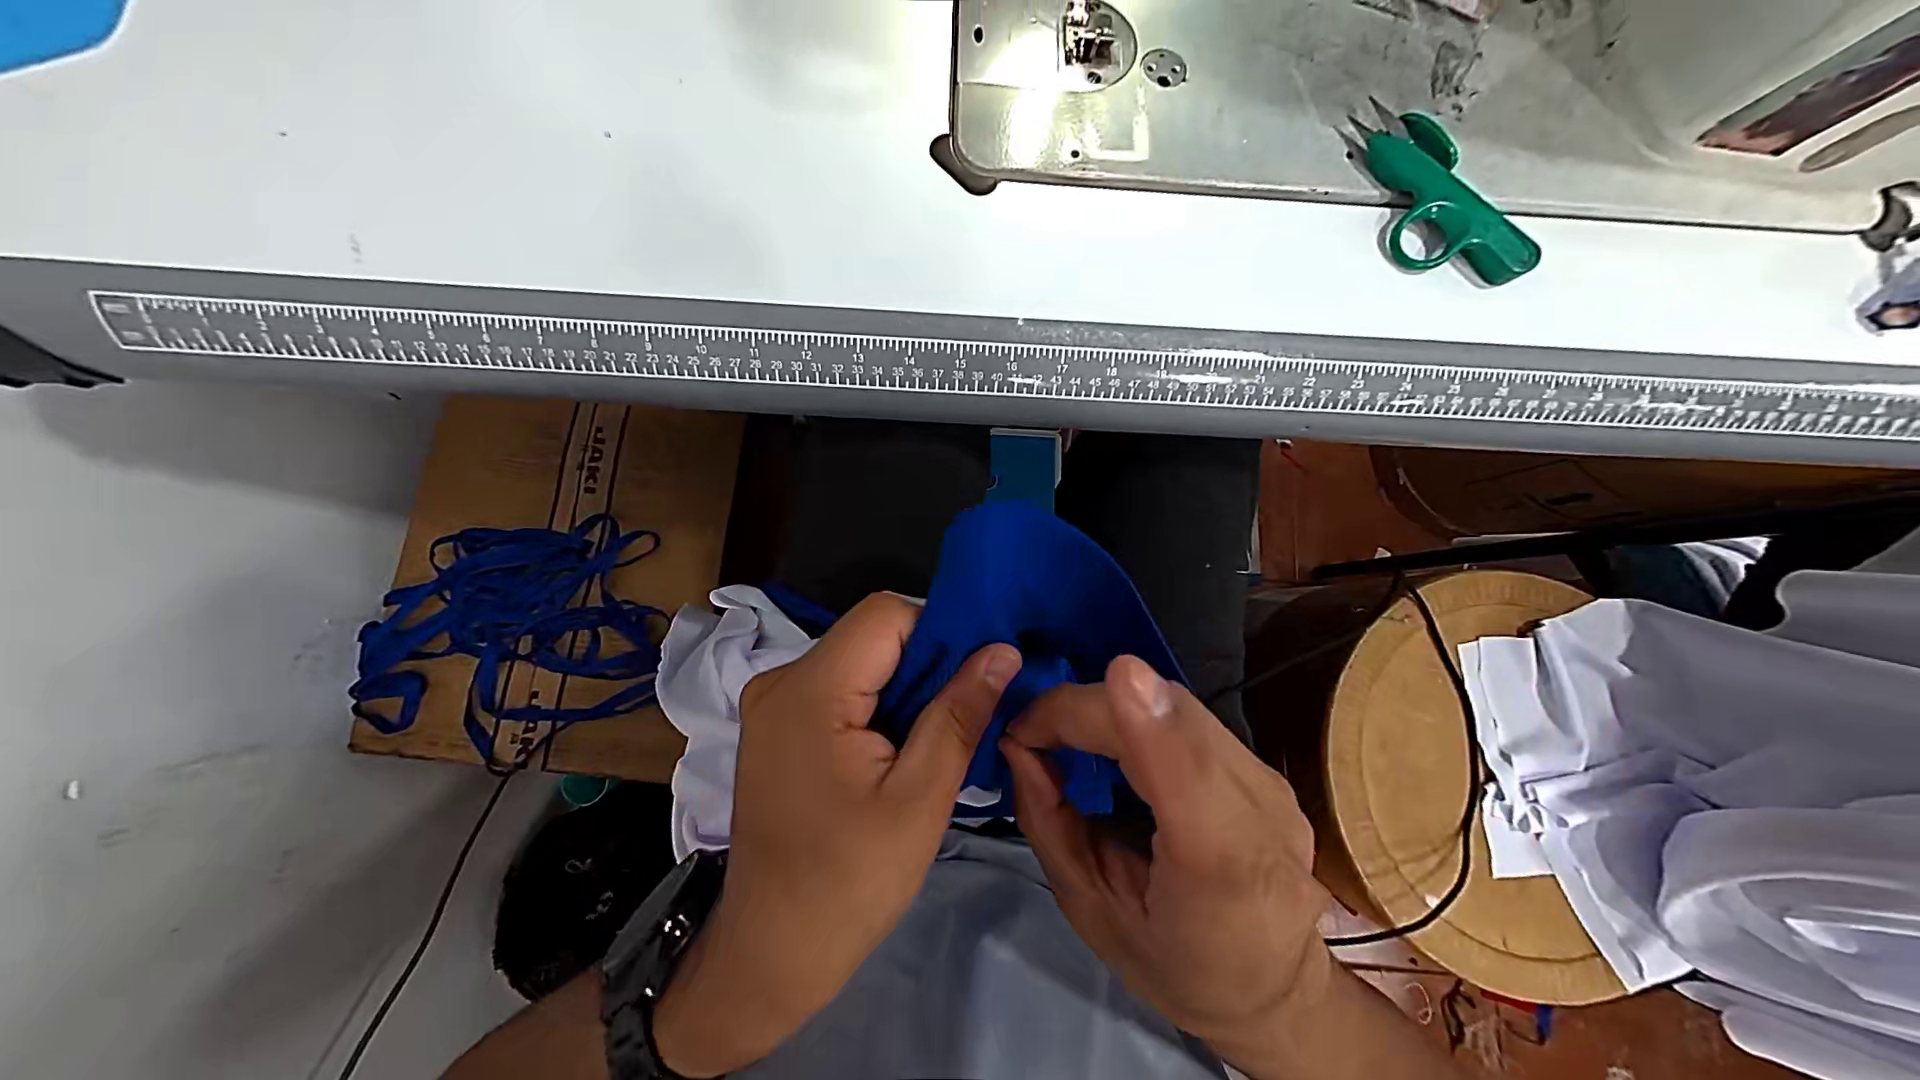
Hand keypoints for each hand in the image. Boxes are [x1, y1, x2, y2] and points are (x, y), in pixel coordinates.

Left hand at [653, 593, 1018, 1076]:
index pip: (887, 613)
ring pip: (859, 659)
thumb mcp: (921, 797)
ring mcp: (773, 700)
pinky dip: (877, 702)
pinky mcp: (777, 723)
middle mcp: (781, 678)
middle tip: (964, 712)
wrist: (773, 949)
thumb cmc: (850, 880)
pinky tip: (899, 745)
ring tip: (934, 735)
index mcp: (810, 689)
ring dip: (904, 686)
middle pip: (872, 634)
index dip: (940, 632)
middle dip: (926, 663)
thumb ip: (959, 712)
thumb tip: (1003, 650)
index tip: (976, 676)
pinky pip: (840, 686)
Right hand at [1002, 655, 1334, 1074]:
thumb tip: (1018, 745)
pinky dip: (1136, 714)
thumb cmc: (1176, 967)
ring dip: (1108, 705)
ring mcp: (1269, 780)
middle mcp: (1260, 806)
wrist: (1276, 990)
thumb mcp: (1091, 909)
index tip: (1031, 717)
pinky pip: (1188, 716)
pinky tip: (1111, 740)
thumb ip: (1050, 822)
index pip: (1178, 760)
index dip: (1112, 712)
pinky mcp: (1264, 767)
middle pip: (1167, 712)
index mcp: (1221, 861)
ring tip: (1065, 733)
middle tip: (1034, 731)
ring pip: (1175, 701)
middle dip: (1086, 706)